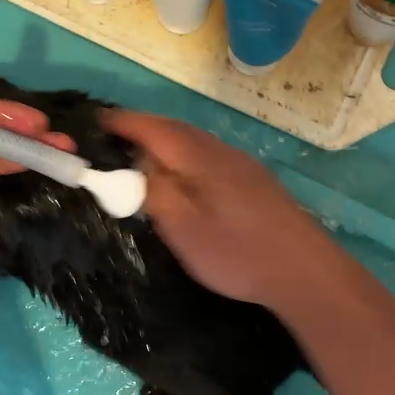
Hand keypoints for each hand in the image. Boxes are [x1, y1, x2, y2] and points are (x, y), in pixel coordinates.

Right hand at [103, 110, 341, 309]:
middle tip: (110, 140)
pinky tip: (183, 180)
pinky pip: (208, 157)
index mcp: (197, 156)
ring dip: (164, 143)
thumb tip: (133, 161)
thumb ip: (153, 188)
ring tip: (139, 159)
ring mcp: (242, 165)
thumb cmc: (236, 252)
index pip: (150, 126)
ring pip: (193, 143)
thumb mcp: (181, 225)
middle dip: (139, 129)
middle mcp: (220, 150)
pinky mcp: (255, 182)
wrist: (304, 271)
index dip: (119, 123)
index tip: (91, 123)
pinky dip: (184, 158)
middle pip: (173, 129)